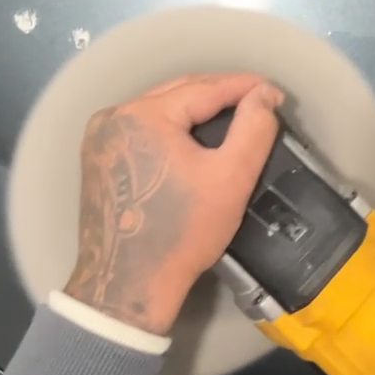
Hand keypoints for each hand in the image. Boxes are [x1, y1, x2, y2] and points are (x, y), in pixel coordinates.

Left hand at [63, 73, 284, 334]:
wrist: (127, 288)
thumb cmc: (182, 232)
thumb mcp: (231, 177)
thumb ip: (253, 128)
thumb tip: (263, 94)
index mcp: (143, 115)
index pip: (205, 88)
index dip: (246, 87)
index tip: (276, 94)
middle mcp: (114, 117)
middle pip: (180, 92)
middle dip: (222, 93)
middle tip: (259, 102)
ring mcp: (101, 139)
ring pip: (162, 109)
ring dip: (198, 108)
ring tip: (234, 116)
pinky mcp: (99, 159)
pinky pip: (145, 129)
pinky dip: (175, 127)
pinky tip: (197, 137)